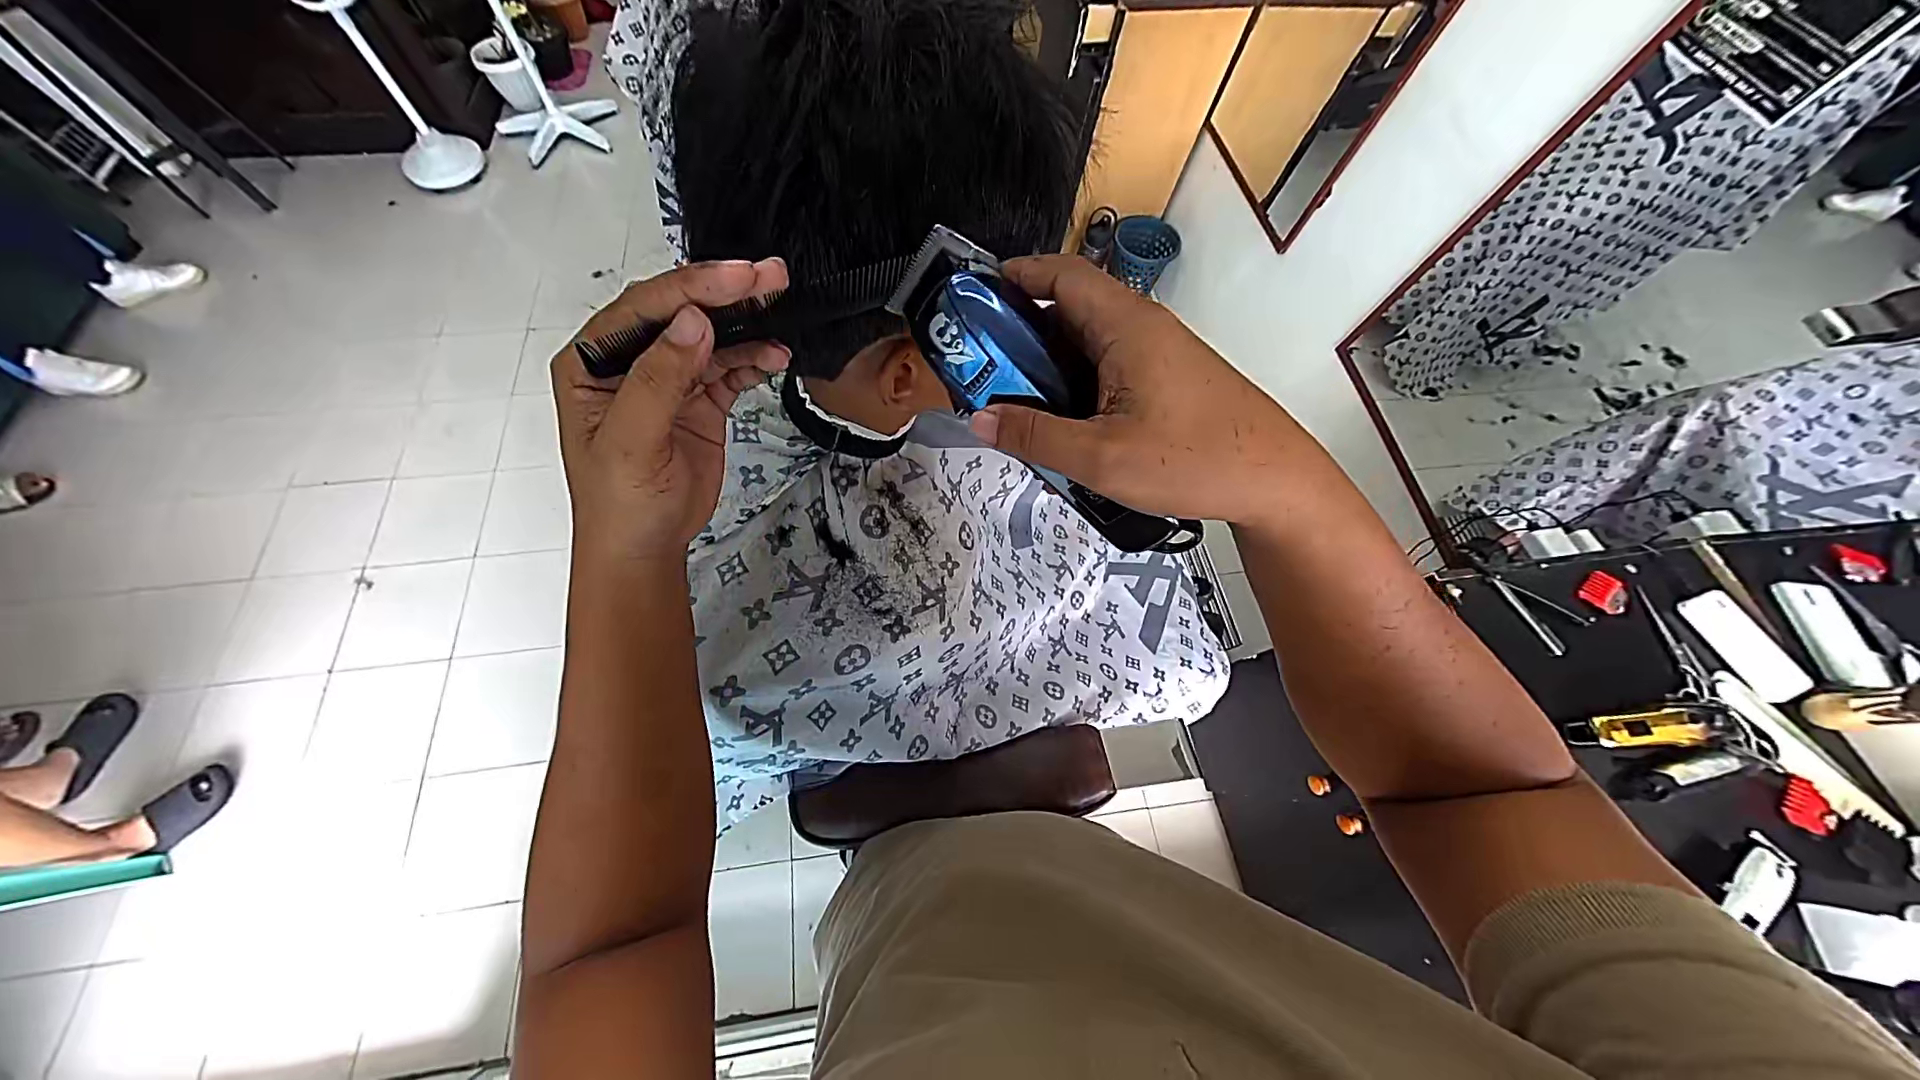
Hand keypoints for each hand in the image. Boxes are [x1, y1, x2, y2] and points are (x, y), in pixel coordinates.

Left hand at [553, 259, 789, 563]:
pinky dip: (754, 359)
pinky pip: (729, 368)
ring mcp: (669, 381)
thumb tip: (690, 324)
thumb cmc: (619, 504)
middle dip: (725, 293)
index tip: (737, 279)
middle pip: (680, 312)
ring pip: (710, 337)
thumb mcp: (630, 442)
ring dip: (746, 324)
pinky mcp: (699, 401)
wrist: (646, 545)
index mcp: (595, 362)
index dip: (692, 289)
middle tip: (768, 277)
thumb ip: (658, 380)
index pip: (645, 309)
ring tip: (780, 310)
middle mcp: (631, 363)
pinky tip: (774, 354)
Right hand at [966, 255, 1322, 528]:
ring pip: (1085, 346)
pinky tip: (1062, 428)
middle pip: (1067, 311)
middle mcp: (1142, 330)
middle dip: (1019, 335)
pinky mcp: (1162, 382)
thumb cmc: (1204, 460)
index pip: (1062, 274)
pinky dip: (1075, 389)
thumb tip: (984, 420)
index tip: (977, 296)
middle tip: (983, 370)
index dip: (1016, 276)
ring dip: (1048, 369)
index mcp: (1127, 327)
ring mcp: (1155, 356)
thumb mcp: (1101, 457)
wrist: (1274, 482)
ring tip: (1017, 406)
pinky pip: (1106, 372)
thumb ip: (1035, 436)